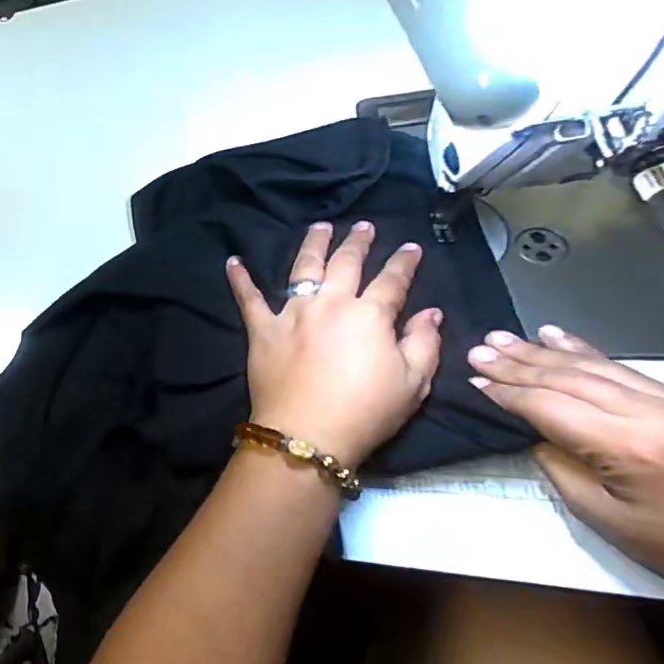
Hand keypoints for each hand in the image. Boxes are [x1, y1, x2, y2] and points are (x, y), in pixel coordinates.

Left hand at [226, 221, 442, 468]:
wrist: (307, 436)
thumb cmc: (366, 413)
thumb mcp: (412, 384)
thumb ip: (424, 343)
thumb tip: (431, 312)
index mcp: (369, 315)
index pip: (392, 280)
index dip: (404, 262)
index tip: (411, 247)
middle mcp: (331, 303)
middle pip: (347, 262)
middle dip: (358, 241)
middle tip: (364, 226)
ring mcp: (293, 312)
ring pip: (304, 267)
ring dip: (314, 243)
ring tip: (320, 226)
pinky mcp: (263, 329)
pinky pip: (249, 299)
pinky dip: (241, 280)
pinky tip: (233, 262)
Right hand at [469, 326, 663, 646]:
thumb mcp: (612, 524)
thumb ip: (564, 468)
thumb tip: (537, 431)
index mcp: (635, 448)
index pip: (554, 406)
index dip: (510, 393)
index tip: (473, 379)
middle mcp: (658, 412)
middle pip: (573, 378)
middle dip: (521, 364)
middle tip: (480, 348)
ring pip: (599, 367)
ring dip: (548, 353)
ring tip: (506, 338)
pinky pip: (630, 372)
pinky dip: (590, 355)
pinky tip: (560, 338)